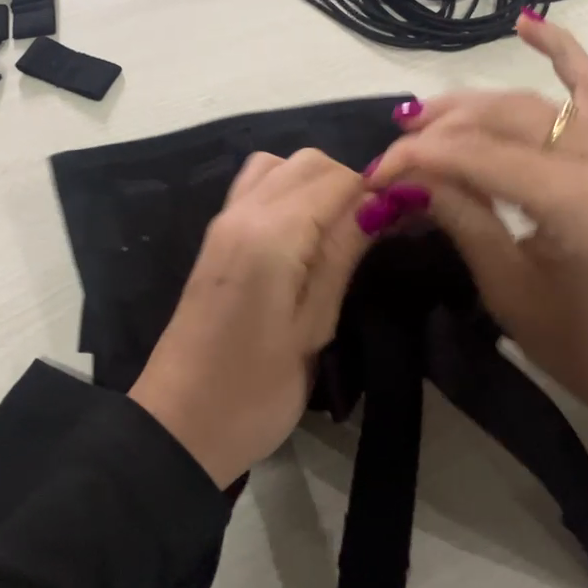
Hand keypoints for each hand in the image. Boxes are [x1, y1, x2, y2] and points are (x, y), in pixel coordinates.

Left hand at [128, 149, 374, 486]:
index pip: (338, 180)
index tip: (407, 219)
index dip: (378, 192)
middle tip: (376, 229)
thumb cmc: (254, 391)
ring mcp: (224, 220)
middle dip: (350, 184)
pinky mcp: (216, 236)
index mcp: (271, 233)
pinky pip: (257, 184)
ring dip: (317, 182)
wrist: (180, 425)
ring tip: (341, 230)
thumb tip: (385, 202)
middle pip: (309, 162)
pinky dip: (288, 189)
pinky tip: (305, 232)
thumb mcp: (313, 326)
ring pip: (281, 165)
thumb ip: (344, 254)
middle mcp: (244, 211)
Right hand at [370, 16, 587, 446]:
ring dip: (476, 104)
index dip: (420, 160)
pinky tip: (527, 26)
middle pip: (502, 121)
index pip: (479, 157)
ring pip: (533, 103)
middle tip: (393, 150)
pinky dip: (563, 52)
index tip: (375, 174)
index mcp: (576, 204)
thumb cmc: (583, 346)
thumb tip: (406, 177)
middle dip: (439, 132)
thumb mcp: (508, 289)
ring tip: (424, 115)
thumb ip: (460, 218)